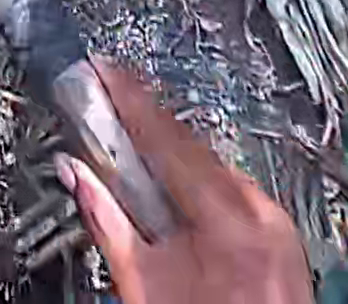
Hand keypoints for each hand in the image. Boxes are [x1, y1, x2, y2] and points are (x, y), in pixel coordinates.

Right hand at [55, 59, 312, 303]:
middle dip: (138, 118)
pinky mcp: (274, 228)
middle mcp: (258, 210)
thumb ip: (104, 218)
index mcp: (227, 219)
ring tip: (124, 136)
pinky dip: (186, 168)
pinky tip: (163, 174)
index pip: (162, 133)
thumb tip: (72, 169)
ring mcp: (271, 219)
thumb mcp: (143, 285)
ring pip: (202, 156)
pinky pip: (221, 177)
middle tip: (100, 95)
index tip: (100, 67)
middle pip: (183, 139)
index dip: (126, 93)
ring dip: (161, 143)